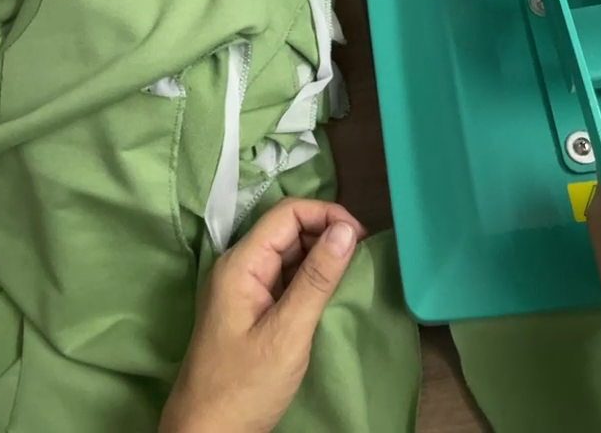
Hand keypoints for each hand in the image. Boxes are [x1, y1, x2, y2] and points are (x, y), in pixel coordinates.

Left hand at [161, 198, 365, 432]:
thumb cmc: (244, 387)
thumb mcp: (287, 333)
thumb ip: (316, 279)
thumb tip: (346, 229)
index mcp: (241, 263)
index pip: (287, 213)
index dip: (326, 215)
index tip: (359, 238)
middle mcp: (239, 266)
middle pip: (287, 229)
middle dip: (326, 234)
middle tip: (361, 259)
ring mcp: (242, 288)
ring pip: (287, 252)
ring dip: (320, 257)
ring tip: (351, 274)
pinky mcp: (249, 308)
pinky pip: (283, 277)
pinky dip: (309, 278)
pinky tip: (329, 293)